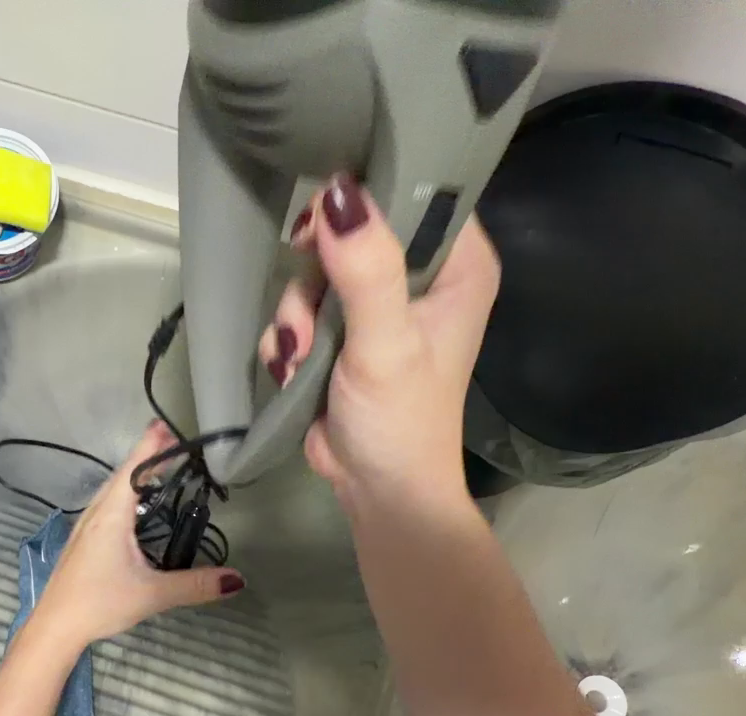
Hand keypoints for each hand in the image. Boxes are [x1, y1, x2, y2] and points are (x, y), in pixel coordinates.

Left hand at [23, 422, 244, 652]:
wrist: (54, 626)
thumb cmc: (99, 602)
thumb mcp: (152, 594)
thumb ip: (194, 585)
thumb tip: (236, 579)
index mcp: (112, 515)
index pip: (133, 468)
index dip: (150, 445)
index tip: (165, 424)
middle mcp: (96, 513)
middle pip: (122, 475)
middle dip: (148, 458)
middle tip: (174, 445)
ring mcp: (84, 527)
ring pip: (111, 491)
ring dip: (134, 477)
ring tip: (160, 471)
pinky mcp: (81, 542)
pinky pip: (106, 506)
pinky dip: (124, 496)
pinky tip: (135, 510)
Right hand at [261, 175, 501, 513]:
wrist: (377, 490)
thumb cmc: (400, 418)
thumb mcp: (385, 342)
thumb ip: (366, 269)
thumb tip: (336, 194)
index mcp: (456, 267)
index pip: (417, 194)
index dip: (366, 196)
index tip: (322, 219)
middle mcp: (419, 279)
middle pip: (353, 234)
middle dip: (316, 273)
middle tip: (308, 303)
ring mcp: (376, 310)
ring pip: (316, 276)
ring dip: (296, 314)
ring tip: (301, 355)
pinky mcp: (340, 338)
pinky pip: (300, 312)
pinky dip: (288, 338)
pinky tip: (292, 367)